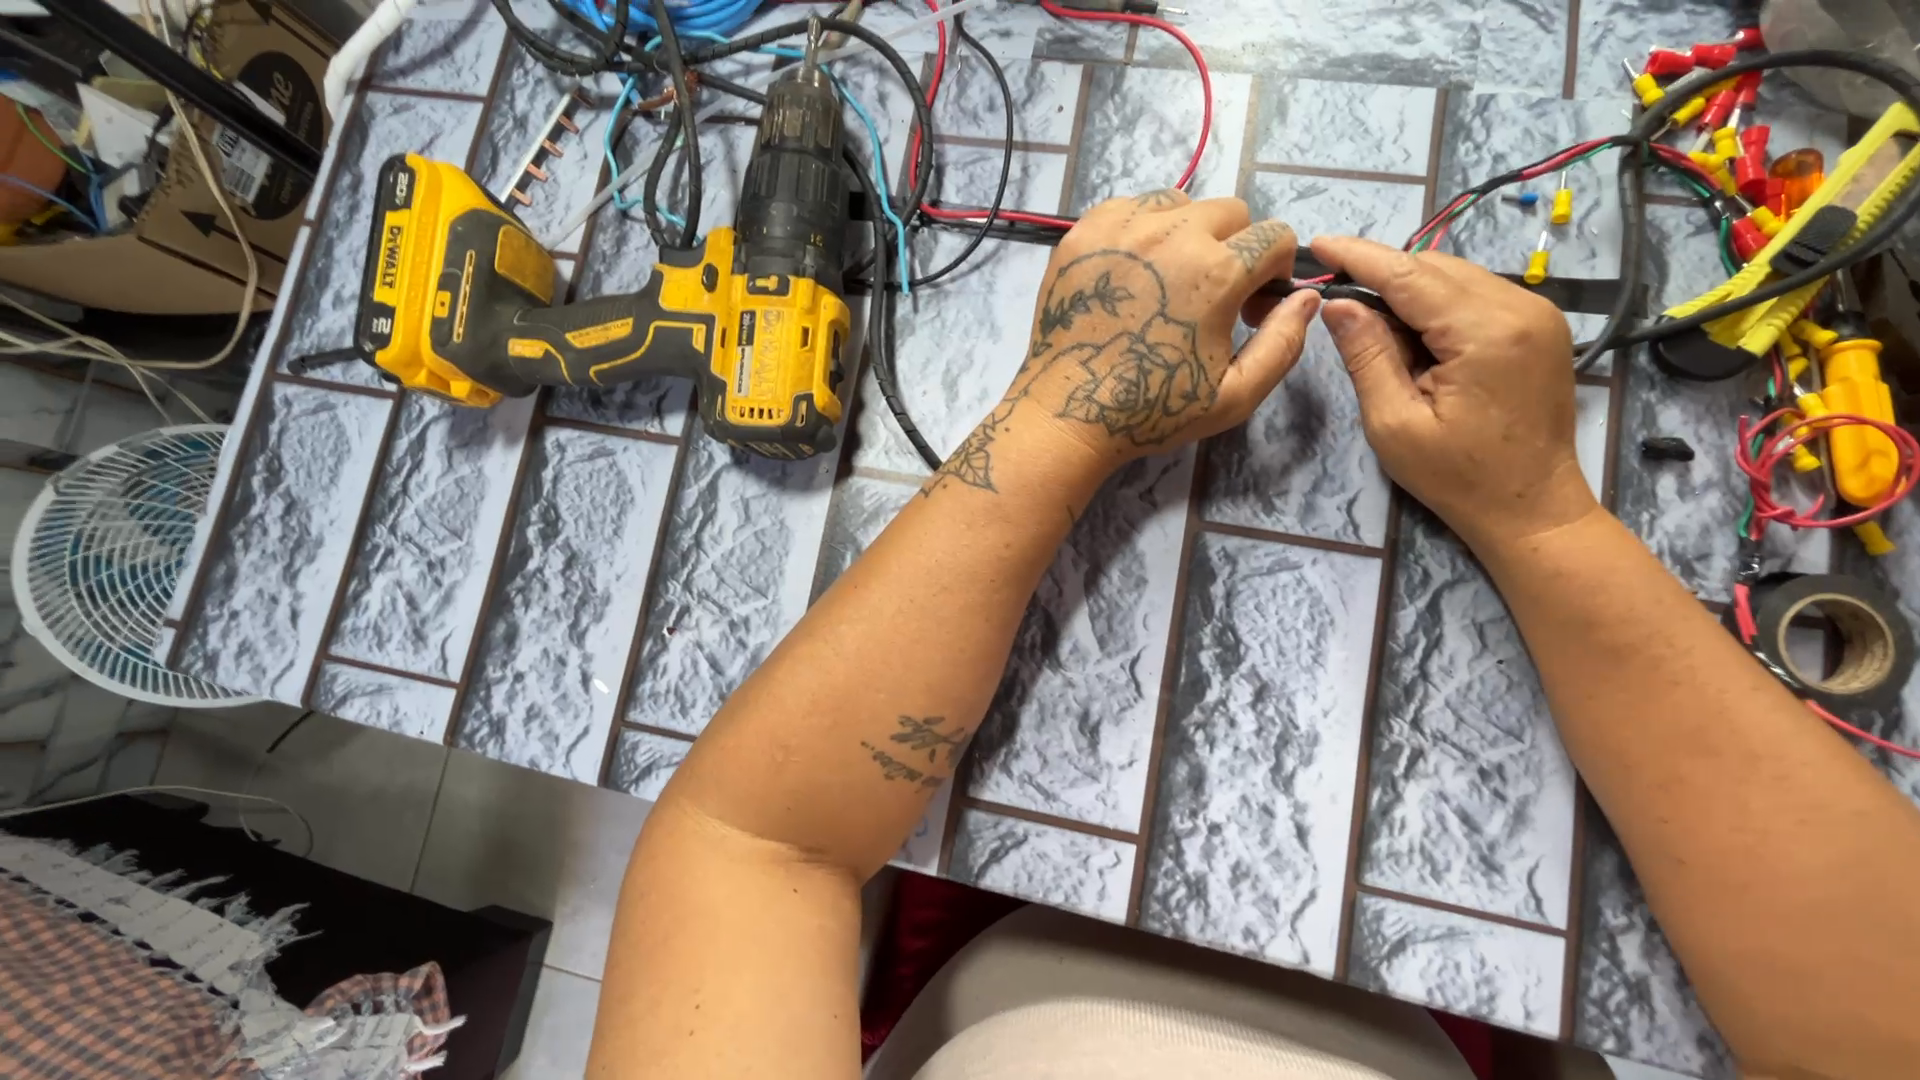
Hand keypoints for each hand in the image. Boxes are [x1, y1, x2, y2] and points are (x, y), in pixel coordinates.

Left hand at [929, 190, 1319, 496]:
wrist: (1069, 412)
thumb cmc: (1152, 410)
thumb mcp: (1234, 395)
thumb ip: (1283, 344)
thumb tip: (1308, 297)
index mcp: (1216, 273)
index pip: (1275, 236)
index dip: (1275, 271)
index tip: (1253, 305)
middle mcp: (1172, 235)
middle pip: (1231, 212)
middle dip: (1235, 248)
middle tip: (1211, 295)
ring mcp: (1122, 228)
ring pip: (1179, 203)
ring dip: (1187, 233)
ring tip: (1169, 281)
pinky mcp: (1082, 233)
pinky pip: (1128, 207)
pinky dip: (1140, 229)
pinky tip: (1132, 272)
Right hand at [1310, 235, 1599, 550]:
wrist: (1531, 506)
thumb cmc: (1456, 476)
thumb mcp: (1394, 422)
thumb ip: (1367, 356)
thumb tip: (1338, 304)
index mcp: (1485, 333)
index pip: (1409, 276)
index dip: (1359, 257)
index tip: (1316, 244)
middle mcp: (1520, 308)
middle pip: (1434, 267)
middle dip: (1380, 271)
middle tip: (1330, 287)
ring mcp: (1536, 314)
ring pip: (1455, 276)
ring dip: (1406, 287)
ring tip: (1365, 317)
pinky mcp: (1538, 326)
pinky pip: (1475, 294)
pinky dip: (1434, 301)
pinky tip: (1408, 329)